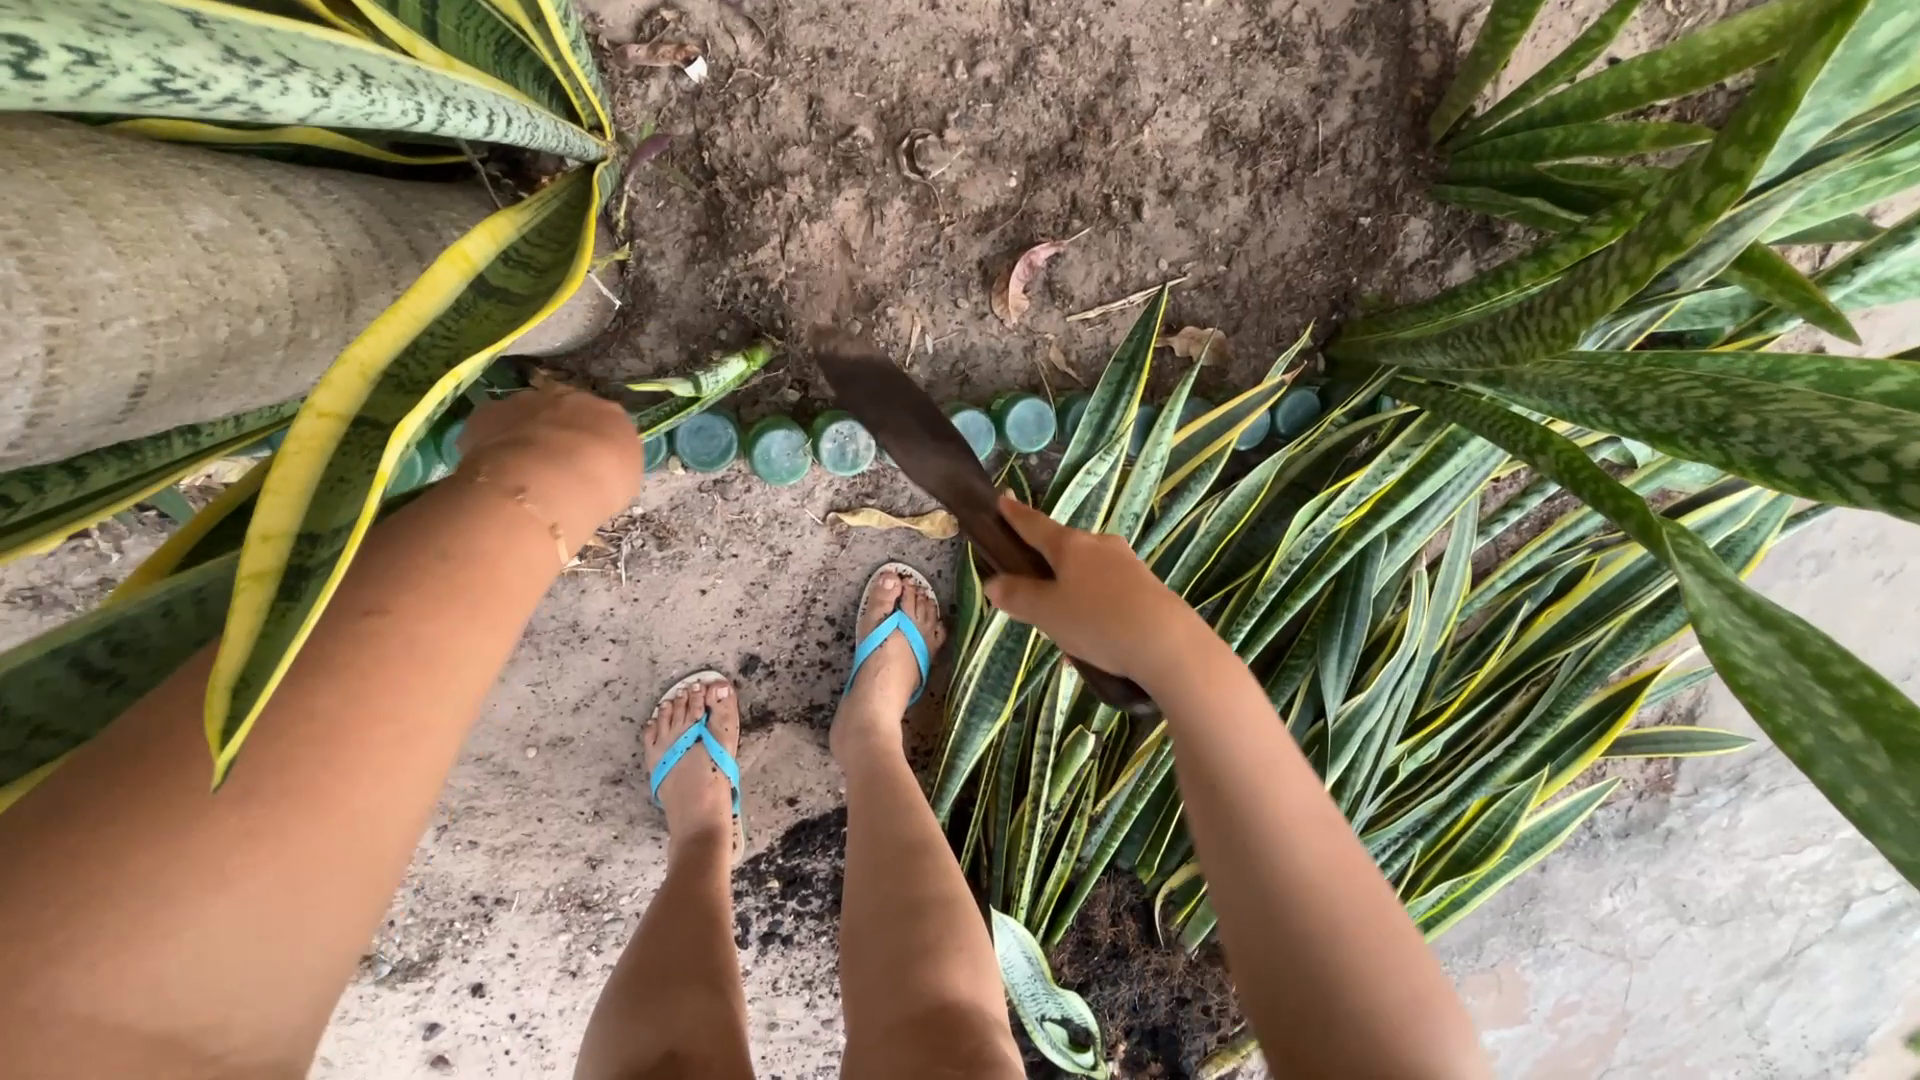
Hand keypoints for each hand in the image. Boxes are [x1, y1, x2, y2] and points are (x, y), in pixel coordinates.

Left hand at [457, 378, 641, 527]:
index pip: (606, 423)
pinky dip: (494, 441)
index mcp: (611, 415)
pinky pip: (494, 425)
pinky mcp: (490, 411)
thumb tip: (597, 469)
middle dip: (560, 433)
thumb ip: (612, 467)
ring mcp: (528, 400)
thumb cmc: (600, 486)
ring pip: (528, 414)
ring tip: (522, 470)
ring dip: (526, 434)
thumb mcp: (623, 482)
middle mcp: (571, 397)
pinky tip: (496, 467)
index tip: (590, 467)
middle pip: (566, 411)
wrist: (548, 480)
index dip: (595, 445)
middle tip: (555, 466)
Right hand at [982, 495, 1210, 681]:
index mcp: (1071, 545)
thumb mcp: (1047, 613)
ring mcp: (1128, 564)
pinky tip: (1094, 645)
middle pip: (1064, 552)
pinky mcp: (1147, 587)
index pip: (1035, 525)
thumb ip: (1018, 597)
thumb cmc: (1097, 621)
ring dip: (1072, 598)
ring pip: (1087, 576)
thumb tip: (994, 582)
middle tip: (1033, 599)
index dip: (1015, 515)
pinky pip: (1109, 595)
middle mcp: (1100, 546)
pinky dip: (1095, 613)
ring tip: (1066, 636)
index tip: (1002, 499)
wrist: (1168, 644)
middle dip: (1047, 571)